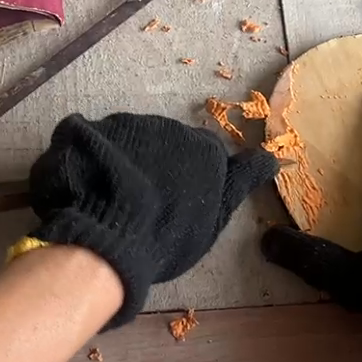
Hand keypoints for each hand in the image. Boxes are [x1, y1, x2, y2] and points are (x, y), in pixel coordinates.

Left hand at [29, 113, 279, 326]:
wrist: (107, 237)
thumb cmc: (169, 235)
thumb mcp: (217, 214)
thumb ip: (242, 179)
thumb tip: (274, 155)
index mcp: (202, 145)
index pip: (200, 152)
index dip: (188, 176)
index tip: (176, 201)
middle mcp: (168, 125)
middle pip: (165, 142)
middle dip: (156, 164)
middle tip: (144, 203)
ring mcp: (127, 124)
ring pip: (131, 139)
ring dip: (125, 161)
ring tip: (114, 197)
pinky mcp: (90, 128)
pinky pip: (95, 140)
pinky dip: (93, 158)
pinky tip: (87, 187)